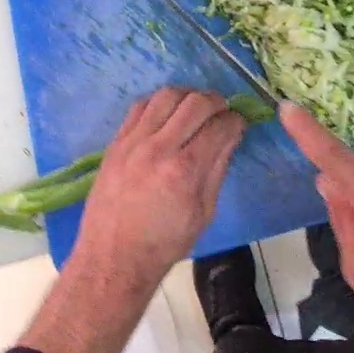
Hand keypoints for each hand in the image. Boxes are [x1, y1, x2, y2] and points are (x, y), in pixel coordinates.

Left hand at [70, 88, 247, 293]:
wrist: (114, 257)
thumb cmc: (165, 242)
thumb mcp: (204, 212)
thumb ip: (218, 168)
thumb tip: (232, 135)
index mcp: (185, 171)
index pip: (220, 126)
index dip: (236, 120)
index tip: (239, 122)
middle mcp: (159, 149)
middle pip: (196, 102)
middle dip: (217, 101)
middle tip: (222, 111)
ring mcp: (134, 142)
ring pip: (167, 95)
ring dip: (188, 95)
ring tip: (195, 108)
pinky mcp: (116, 142)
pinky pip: (140, 105)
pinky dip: (160, 102)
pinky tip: (168, 113)